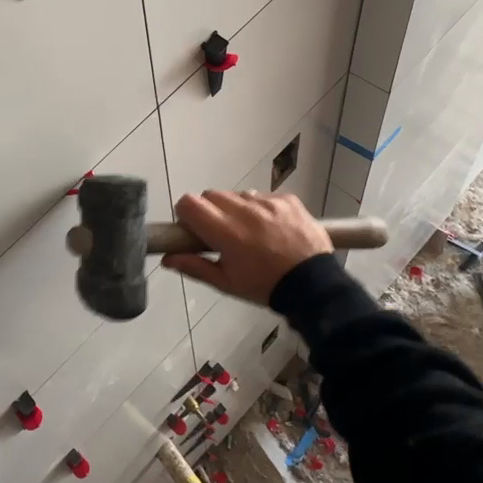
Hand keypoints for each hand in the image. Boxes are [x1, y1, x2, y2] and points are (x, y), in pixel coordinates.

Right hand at [161, 190, 333, 305]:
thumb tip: (166, 258)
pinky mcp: (287, 199)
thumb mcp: (227, 283)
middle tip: (222, 233)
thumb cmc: (265, 286)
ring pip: (238, 195)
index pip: (189, 203)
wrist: (316, 287)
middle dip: (211, 211)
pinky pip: (264, 196)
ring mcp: (267, 202)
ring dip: (237, 209)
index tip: (194, 229)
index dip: (187, 214)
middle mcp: (244, 210)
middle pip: (211, 195)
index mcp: (225, 231)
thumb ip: (195, 267)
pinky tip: (272, 229)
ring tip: (251, 232)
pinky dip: (262, 209)